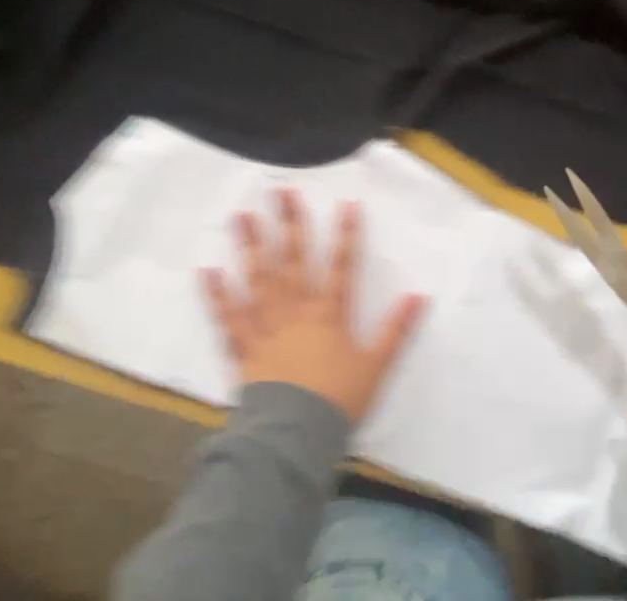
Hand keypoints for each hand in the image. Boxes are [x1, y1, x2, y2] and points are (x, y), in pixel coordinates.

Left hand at [202, 189, 427, 421]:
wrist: (295, 435)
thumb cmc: (338, 400)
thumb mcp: (376, 366)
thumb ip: (396, 330)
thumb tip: (419, 296)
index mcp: (329, 315)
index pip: (342, 267)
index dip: (346, 235)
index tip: (347, 202)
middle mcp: (296, 312)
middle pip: (293, 261)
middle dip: (289, 224)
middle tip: (278, 190)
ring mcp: (266, 328)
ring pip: (258, 280)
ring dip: (250, 246)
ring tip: (240, 215)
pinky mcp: (244, 349)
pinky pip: (228, 318)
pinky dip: (216, 295)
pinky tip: (207, 270)